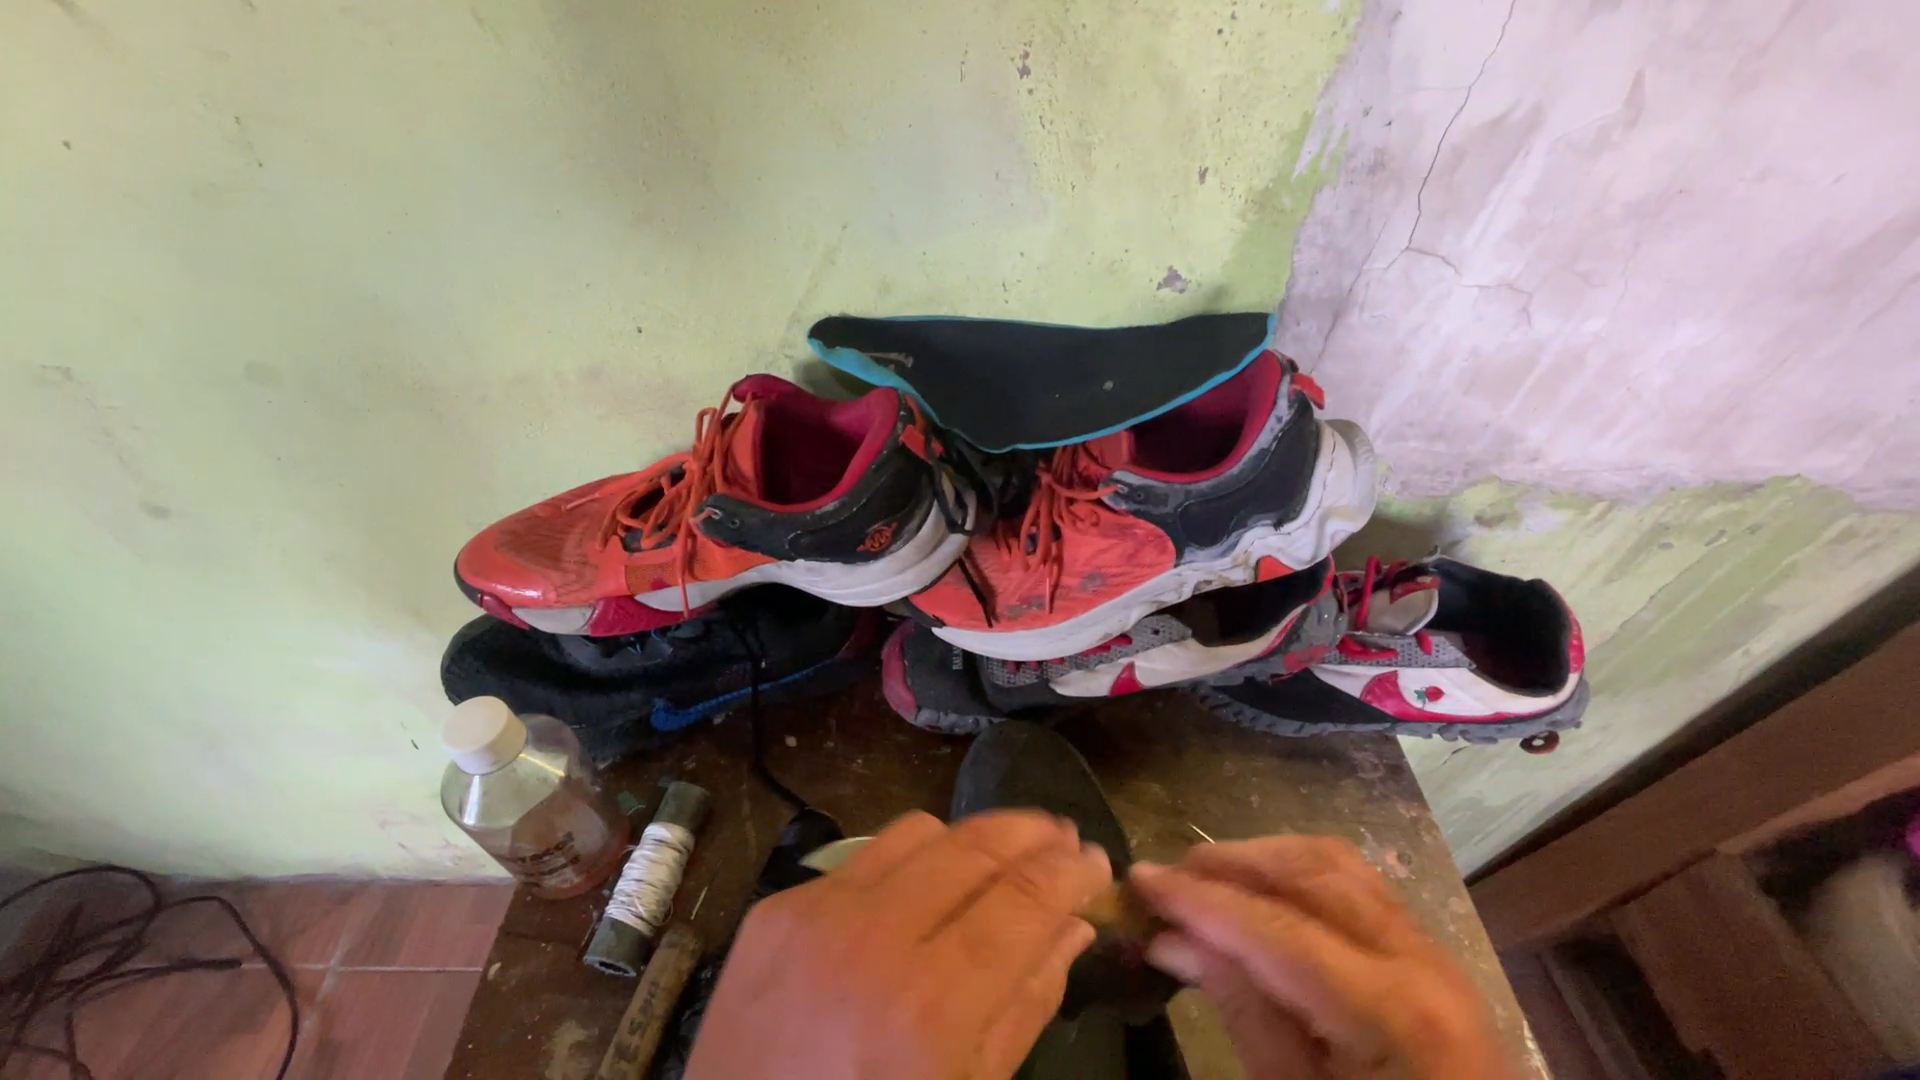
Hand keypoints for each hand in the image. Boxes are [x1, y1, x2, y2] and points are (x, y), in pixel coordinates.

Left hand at [684, 810, 1112, 1079]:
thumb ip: (1027, 1003)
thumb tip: (1072, 924)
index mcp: (929, 1009)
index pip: (1024, 900)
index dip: (1071, 870)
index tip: (1096, 861)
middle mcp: (871, 941)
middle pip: (975, 846)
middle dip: (1031, 832)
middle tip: (1062, 838)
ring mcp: (815, 914)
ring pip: (919, 831)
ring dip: (970, 838)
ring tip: (997, 859)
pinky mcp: (777, 907)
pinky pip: (862, 857)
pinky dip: (907, 864)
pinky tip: (920, 891)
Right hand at [1129, 837, 1517, 1079]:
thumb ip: (1240, 1010)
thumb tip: (1172, 937)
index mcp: (1394, 1015)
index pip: (1278, 929)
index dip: (1201, 900)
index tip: (1139, 879)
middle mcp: (1421, 963)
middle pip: (1311, 873)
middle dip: (1230, 864)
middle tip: (1165, 877)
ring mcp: (1433, 952)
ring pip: (1334, 863)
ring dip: (1261, 858)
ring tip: (1203, 876)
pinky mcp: (1429, 953)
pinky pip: (1356, 883)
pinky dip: (1297, 871)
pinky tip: (1258, 889)